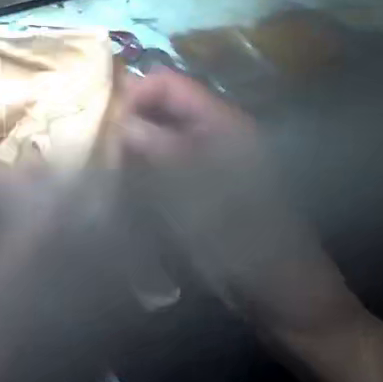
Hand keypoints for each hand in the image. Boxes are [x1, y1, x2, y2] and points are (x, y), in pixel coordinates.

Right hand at [115, 64, 367, 341]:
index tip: (104, 122)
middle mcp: (213, 130)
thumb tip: (119, 120)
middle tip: (97, 144)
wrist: (285, 299)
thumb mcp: (197, 190)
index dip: (135, 93)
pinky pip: (162, 162)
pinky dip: (141, 168)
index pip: (167, 82)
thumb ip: (158, 148)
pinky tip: (122, 187)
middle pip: (160, 105)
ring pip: (157, 133)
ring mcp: (206, 158)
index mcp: (221, 121)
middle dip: (128, 118)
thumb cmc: (246, 240)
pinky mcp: (199, 186)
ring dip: (131, 145)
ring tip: (104, 165)